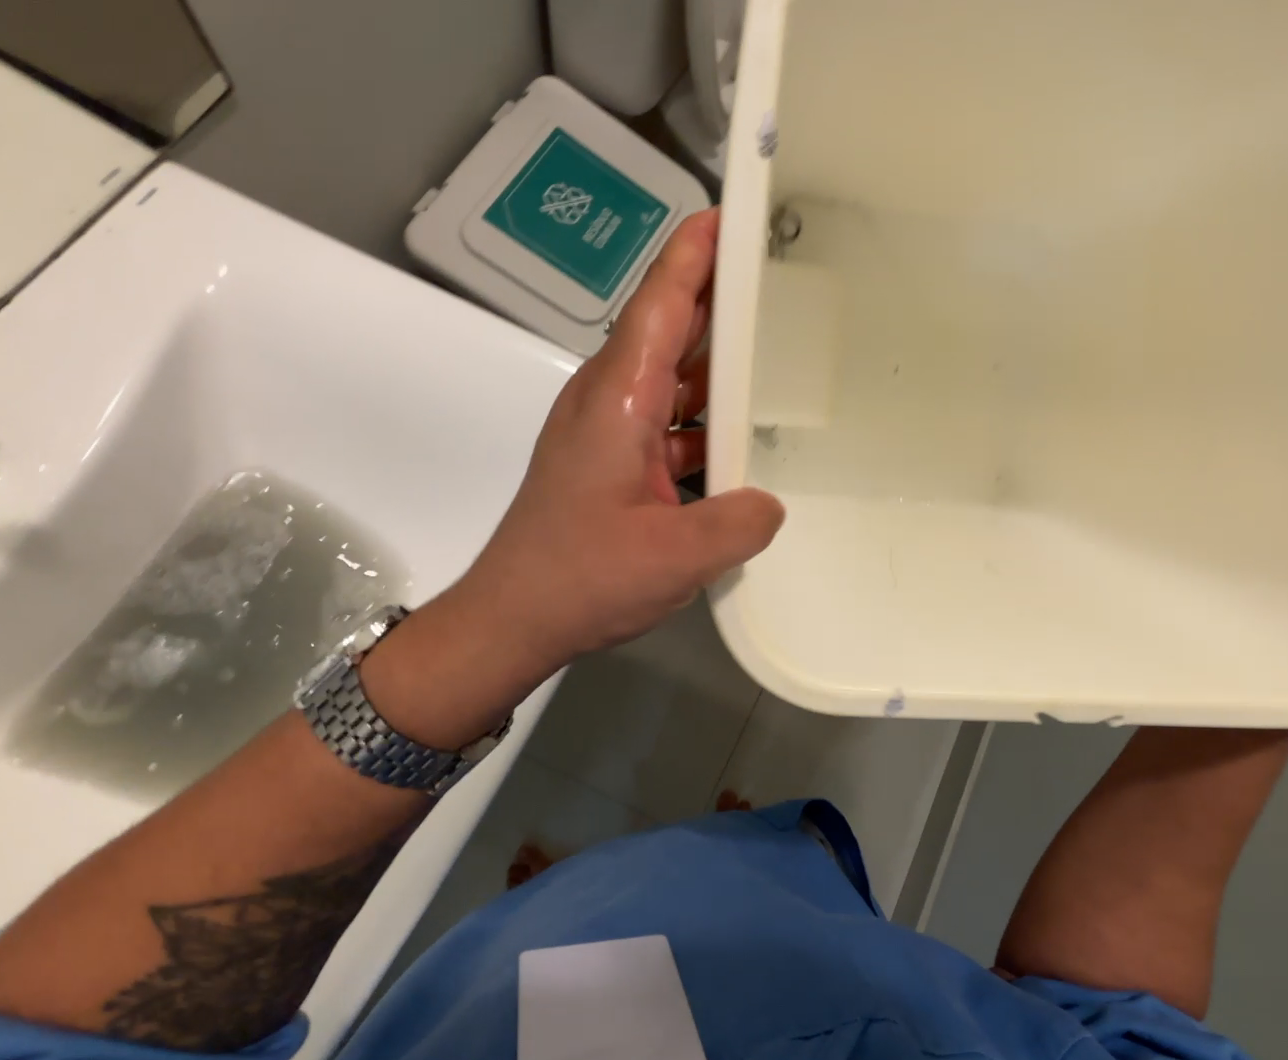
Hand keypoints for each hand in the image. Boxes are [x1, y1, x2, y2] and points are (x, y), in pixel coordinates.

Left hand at [451, 209, 784, 667]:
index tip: (727, 213)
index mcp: (619, 400)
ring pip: (669, 381)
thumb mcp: (676, 556)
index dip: (693, 255)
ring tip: (774, 352)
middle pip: (666, 331)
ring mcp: (606, 433)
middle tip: (775, 275)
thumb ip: (739, 523)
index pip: (660, 305)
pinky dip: (702, 422)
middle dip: (716, 299)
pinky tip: (741, 441)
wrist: (512, 619)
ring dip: (713, 367)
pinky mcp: (609, 464)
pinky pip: (665, 424)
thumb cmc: (583, 578)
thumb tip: (769, 504)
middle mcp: (609, 402)